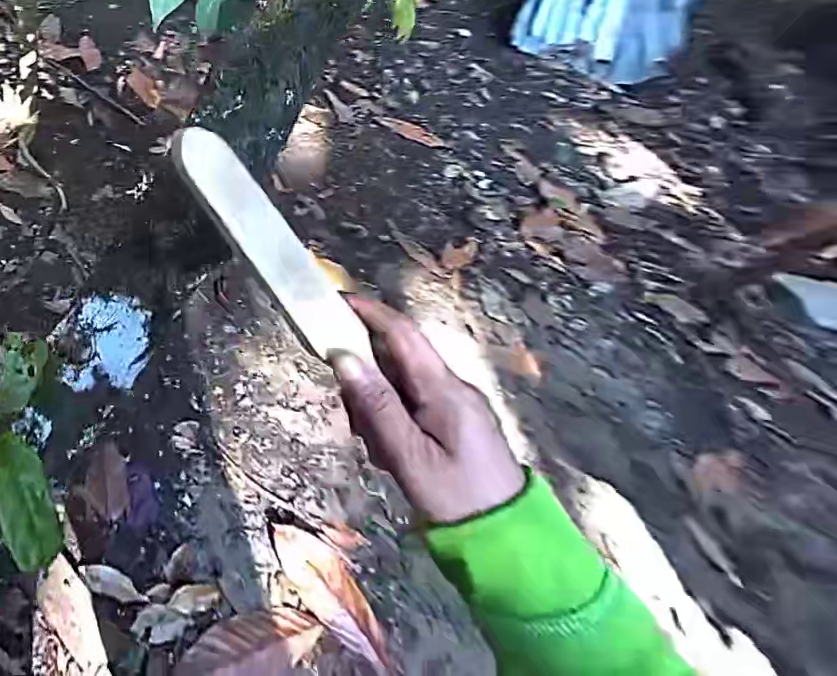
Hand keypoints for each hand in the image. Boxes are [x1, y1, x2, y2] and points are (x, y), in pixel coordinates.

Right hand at [330, 297, 525, 523]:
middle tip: (353, 414)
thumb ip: (374, 403)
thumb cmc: (456, 498)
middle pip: (394, 357)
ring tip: (376, 444)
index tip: (332, 299)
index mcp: (445, 391)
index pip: (403, 333)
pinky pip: (408, 400)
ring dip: (374, 402)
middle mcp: (453, 389)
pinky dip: (387, 415)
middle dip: (363, 374)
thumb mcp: (407, 453)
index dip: (368, 311)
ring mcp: (456, 405)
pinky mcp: (454, 422)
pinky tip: (388, 448)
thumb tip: (342, 355)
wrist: (511, 546)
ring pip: (396, 381)